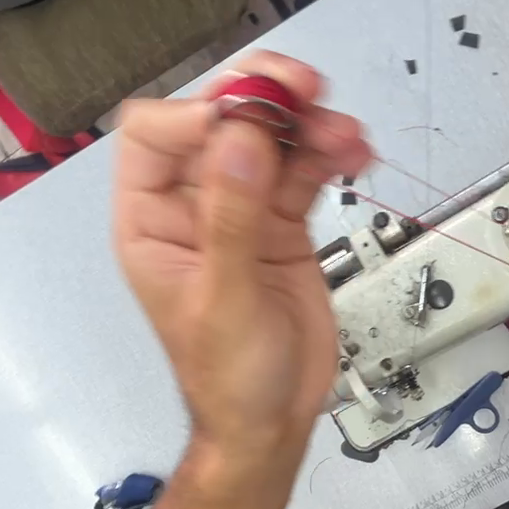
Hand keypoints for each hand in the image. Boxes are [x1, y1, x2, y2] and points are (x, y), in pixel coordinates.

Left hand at [112, 52, 371, 466]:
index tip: (252, 122)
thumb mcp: (225, 301)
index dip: (199, 115)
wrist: (274, 419)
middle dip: (262, 101)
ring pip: (270, 144)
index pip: (156, 136)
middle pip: (220, 125)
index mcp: (153, 221)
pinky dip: (329, 158)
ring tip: (347, 132)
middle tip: (307, 89)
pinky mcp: (284, 226)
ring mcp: (243, 213)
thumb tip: (240, 138)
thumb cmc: (231, 376)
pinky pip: (304, 175)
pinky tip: (355, 153)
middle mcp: (194, 206)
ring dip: (307, 128)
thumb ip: (230, 220)